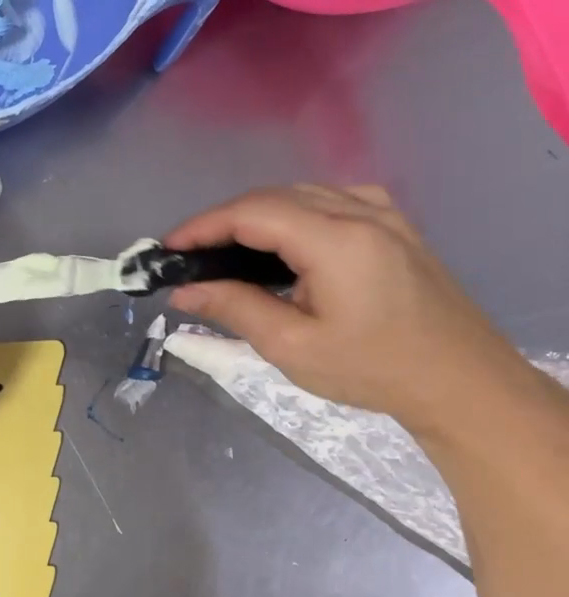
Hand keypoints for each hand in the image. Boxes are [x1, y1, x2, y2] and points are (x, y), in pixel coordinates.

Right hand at [164, 184, 526, 437]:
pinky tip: (275, 242)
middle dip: (223, 219)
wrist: (455, 376)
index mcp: (337, 242)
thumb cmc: (368, 366)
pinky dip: (291, 214)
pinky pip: (332, 202)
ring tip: (218, 250)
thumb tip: (184, 291)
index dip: (203, 226)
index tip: (166, 250)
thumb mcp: (289, 345)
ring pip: (305, 194)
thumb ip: (235, 308)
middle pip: (278, 196)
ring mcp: (385, 219)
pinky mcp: (393, 231)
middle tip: (183, 255)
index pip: (255, 213)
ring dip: (255, 214)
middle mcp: (364, 217)